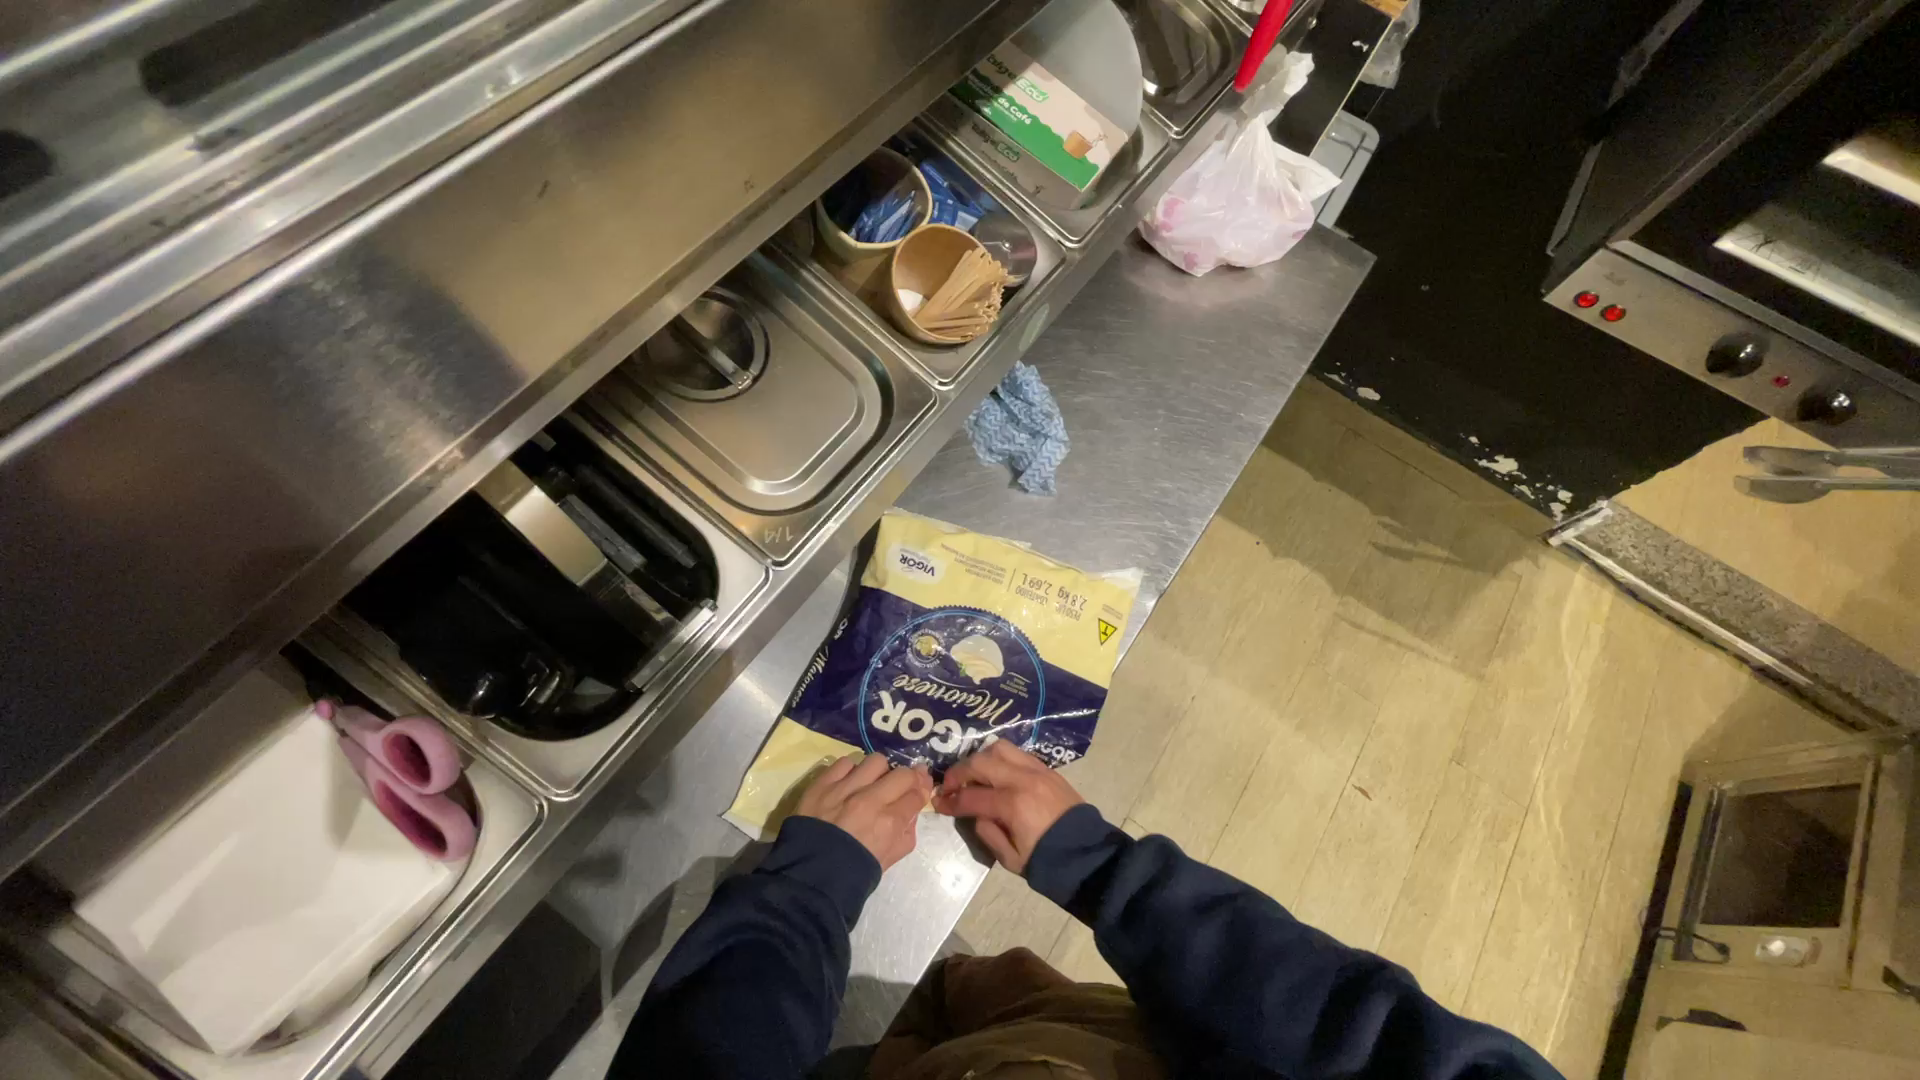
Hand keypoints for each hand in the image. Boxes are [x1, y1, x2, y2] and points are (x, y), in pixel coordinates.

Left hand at [794, 753, 932, 870]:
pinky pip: (844, 762)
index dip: (923, 790)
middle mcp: (870, 800)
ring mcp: (844, 789)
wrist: (809, 878)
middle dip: (908, 778)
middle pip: (902, 773)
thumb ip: (907, 832)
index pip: (917, 794)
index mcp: (889, 823)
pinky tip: (849, 783)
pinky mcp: (822, 784)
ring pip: (875, 761)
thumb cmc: (853, 872)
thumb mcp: (890, 859)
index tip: (922, 787)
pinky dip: (851, 771)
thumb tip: (911, 809)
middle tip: (903, 783)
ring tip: (873, 782)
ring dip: (880, 771)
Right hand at [932, 740, 1083, 874]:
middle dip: (959, 773)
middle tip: (949, 786)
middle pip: (980, 762)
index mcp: (1013, 805)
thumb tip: (974, 813)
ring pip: (999, 748)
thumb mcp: (1010, 858)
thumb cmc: (1047, 861)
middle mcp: (1023, 780)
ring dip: (980, 758)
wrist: (1087, 855)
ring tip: (972, 775)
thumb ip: (986, 832)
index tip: (938, 803)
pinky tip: (994, 773)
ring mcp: (1037, 770)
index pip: (971, 796)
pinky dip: (1000, 758)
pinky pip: (1017, 753)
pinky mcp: (1047, 769)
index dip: (950, 800)